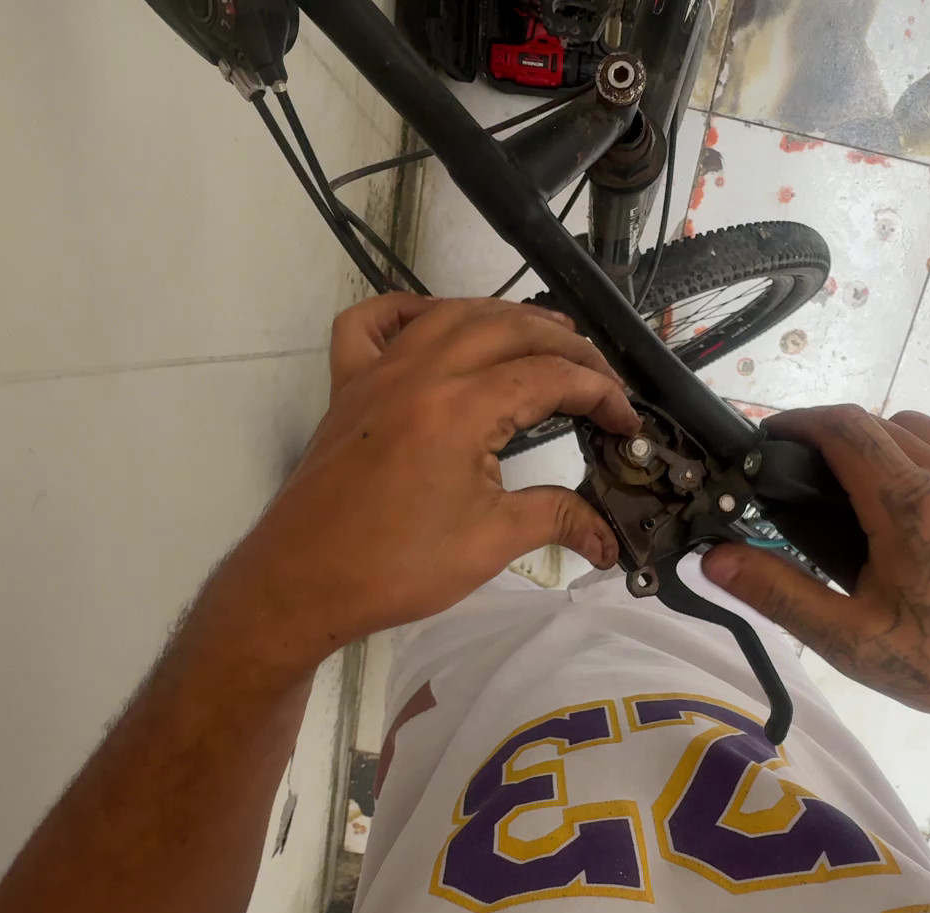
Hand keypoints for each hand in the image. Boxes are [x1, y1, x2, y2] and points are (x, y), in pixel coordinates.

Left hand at [199, 295, 638, 674]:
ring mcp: (377, 371)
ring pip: (451, 314)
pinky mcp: (346, 385)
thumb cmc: (397, 567)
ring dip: (505, 318)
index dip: (600, 393)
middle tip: (600, 376)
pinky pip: (373, 323)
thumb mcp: (490, 543)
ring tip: (545, 337)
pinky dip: (410, 312)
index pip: (549, 376)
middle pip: (509, 328)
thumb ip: (558, 521)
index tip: (627, 421)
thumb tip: (610, 542)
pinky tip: (437, 325)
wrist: (303, 584)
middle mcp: (419, 372)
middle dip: (566, 344)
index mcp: (459, 408)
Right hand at [702, 406, 929, 755]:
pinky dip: (916, 461)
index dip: (797, 422)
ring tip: (853, 496)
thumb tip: (716, 559)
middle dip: (830, 437)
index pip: (844, 428)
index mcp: (912, 505)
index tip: (767, 439)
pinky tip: (907, 515)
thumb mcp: (854, 641)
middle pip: (878, 423)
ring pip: (920, 430)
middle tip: (799, 480)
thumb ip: (780, 593)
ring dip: (876, 445)